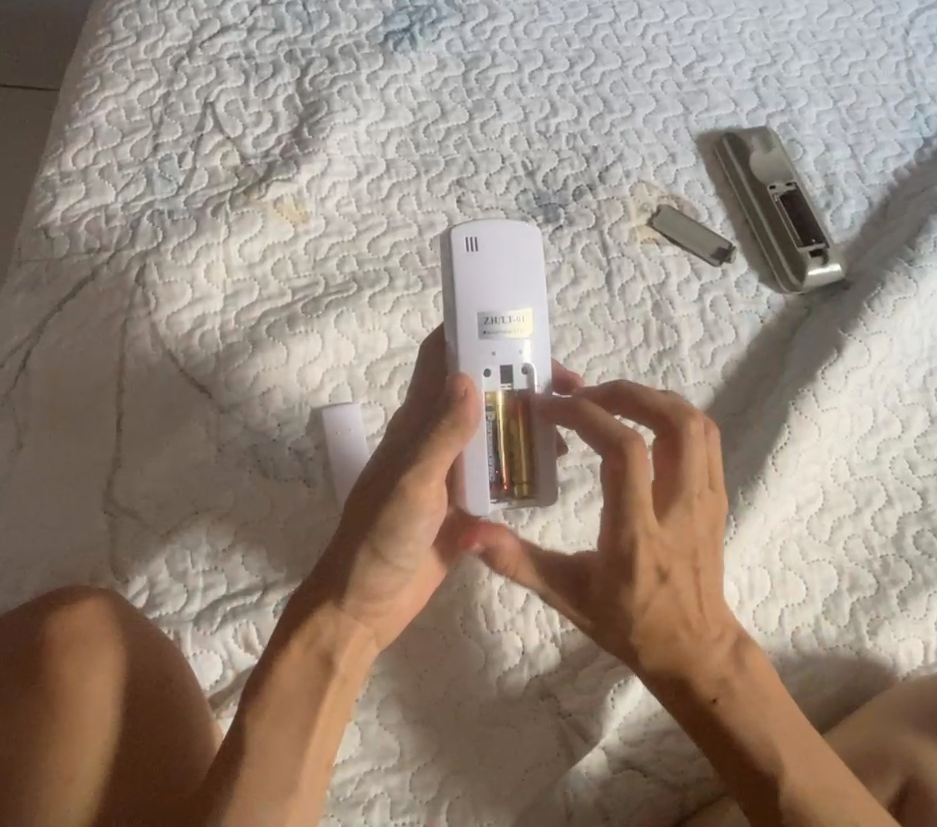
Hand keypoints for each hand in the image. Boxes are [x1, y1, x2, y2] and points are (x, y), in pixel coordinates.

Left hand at [297, 329, 583, 650]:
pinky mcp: (464, 507)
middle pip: (480, 391)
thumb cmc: (379, 539)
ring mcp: (450, 473)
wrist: (364, 605)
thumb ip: (440, 434)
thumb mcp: (411, 484)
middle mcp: (435, 438)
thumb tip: (469, 376)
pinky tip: (555, 475)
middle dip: (521, 380)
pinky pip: (500, 476)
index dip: (474, 334)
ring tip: (572, 431)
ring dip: (528, 423)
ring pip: (494, 432)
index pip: (440, 357)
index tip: (522, 332)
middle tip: (572, 390)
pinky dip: (525, 467)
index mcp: (416, 422)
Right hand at [464, 381, 748, 682]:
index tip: (551, 408)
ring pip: (697, 425)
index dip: (586, 416)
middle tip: (585, 393)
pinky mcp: (717, 497)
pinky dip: (673, 415)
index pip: (625, 452)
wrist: (695, 650)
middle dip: (627, 394)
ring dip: (653, 399)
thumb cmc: (628, 624)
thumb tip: (467, 530)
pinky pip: (706, 438)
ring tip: (613, 400)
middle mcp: (679, 509)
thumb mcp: (565, 596)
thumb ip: (517, 561)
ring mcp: (706, 501)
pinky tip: (641, 420)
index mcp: (637, 535)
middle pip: (673, 424)